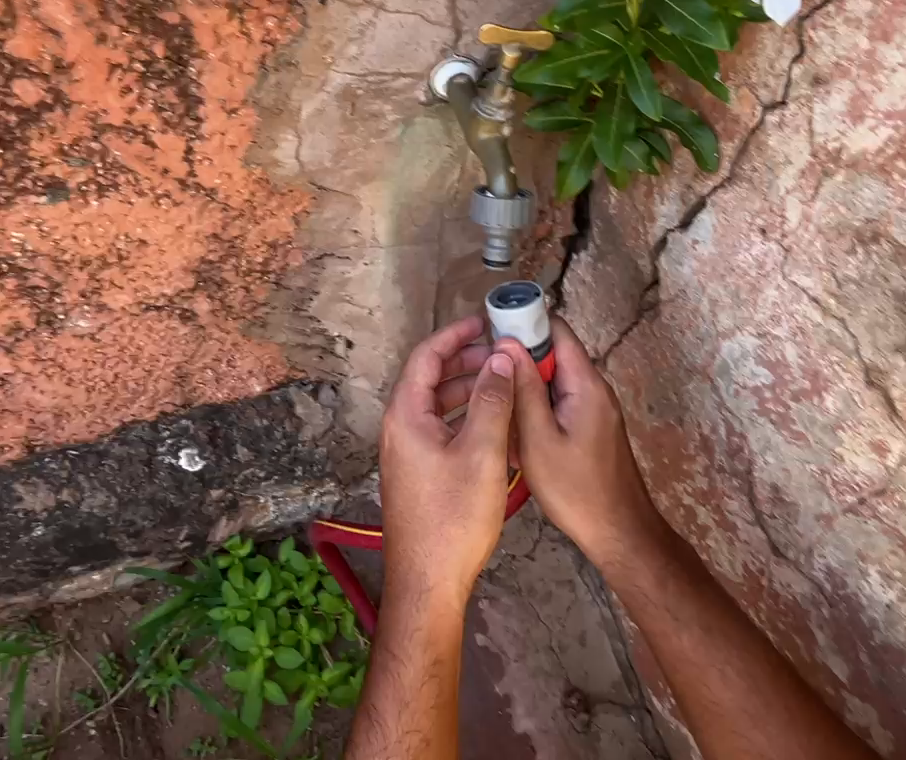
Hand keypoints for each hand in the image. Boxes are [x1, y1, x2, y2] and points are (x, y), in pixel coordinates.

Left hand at [378, 316, 528, 603]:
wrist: (428, 582)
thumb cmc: (454, 517)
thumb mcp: (481, 453)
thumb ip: (493, 401)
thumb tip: (502, 356)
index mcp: (406, 415)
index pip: (426, 357)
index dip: (454, 336)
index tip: (484, 323)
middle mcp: (400, 428)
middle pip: (431, 378)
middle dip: (466, 361)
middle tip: (503, 353)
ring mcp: (407, 452)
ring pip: (438, 405)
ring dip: (469, 389)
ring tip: (505, 383)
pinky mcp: (419, 472)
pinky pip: (442, 429)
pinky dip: (466, 416)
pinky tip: (496, 422)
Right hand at [503, 318, 666, 567]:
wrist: (618, 533)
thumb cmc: (575, 489)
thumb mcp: (538, 439)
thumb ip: (524, 388)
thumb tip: (506, 343)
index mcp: (585, 383)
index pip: (556, 329)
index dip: (523, 325)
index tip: (489, 337)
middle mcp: (594, 387)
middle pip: (553, 354)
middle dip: (520, 363)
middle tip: (487, 381)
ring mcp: (595, 407)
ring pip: (553, 381)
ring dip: (526, 391)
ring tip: (499, 410)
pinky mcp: (591, 426)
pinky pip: (559, 403)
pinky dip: (537, 411)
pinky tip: (518, 435)